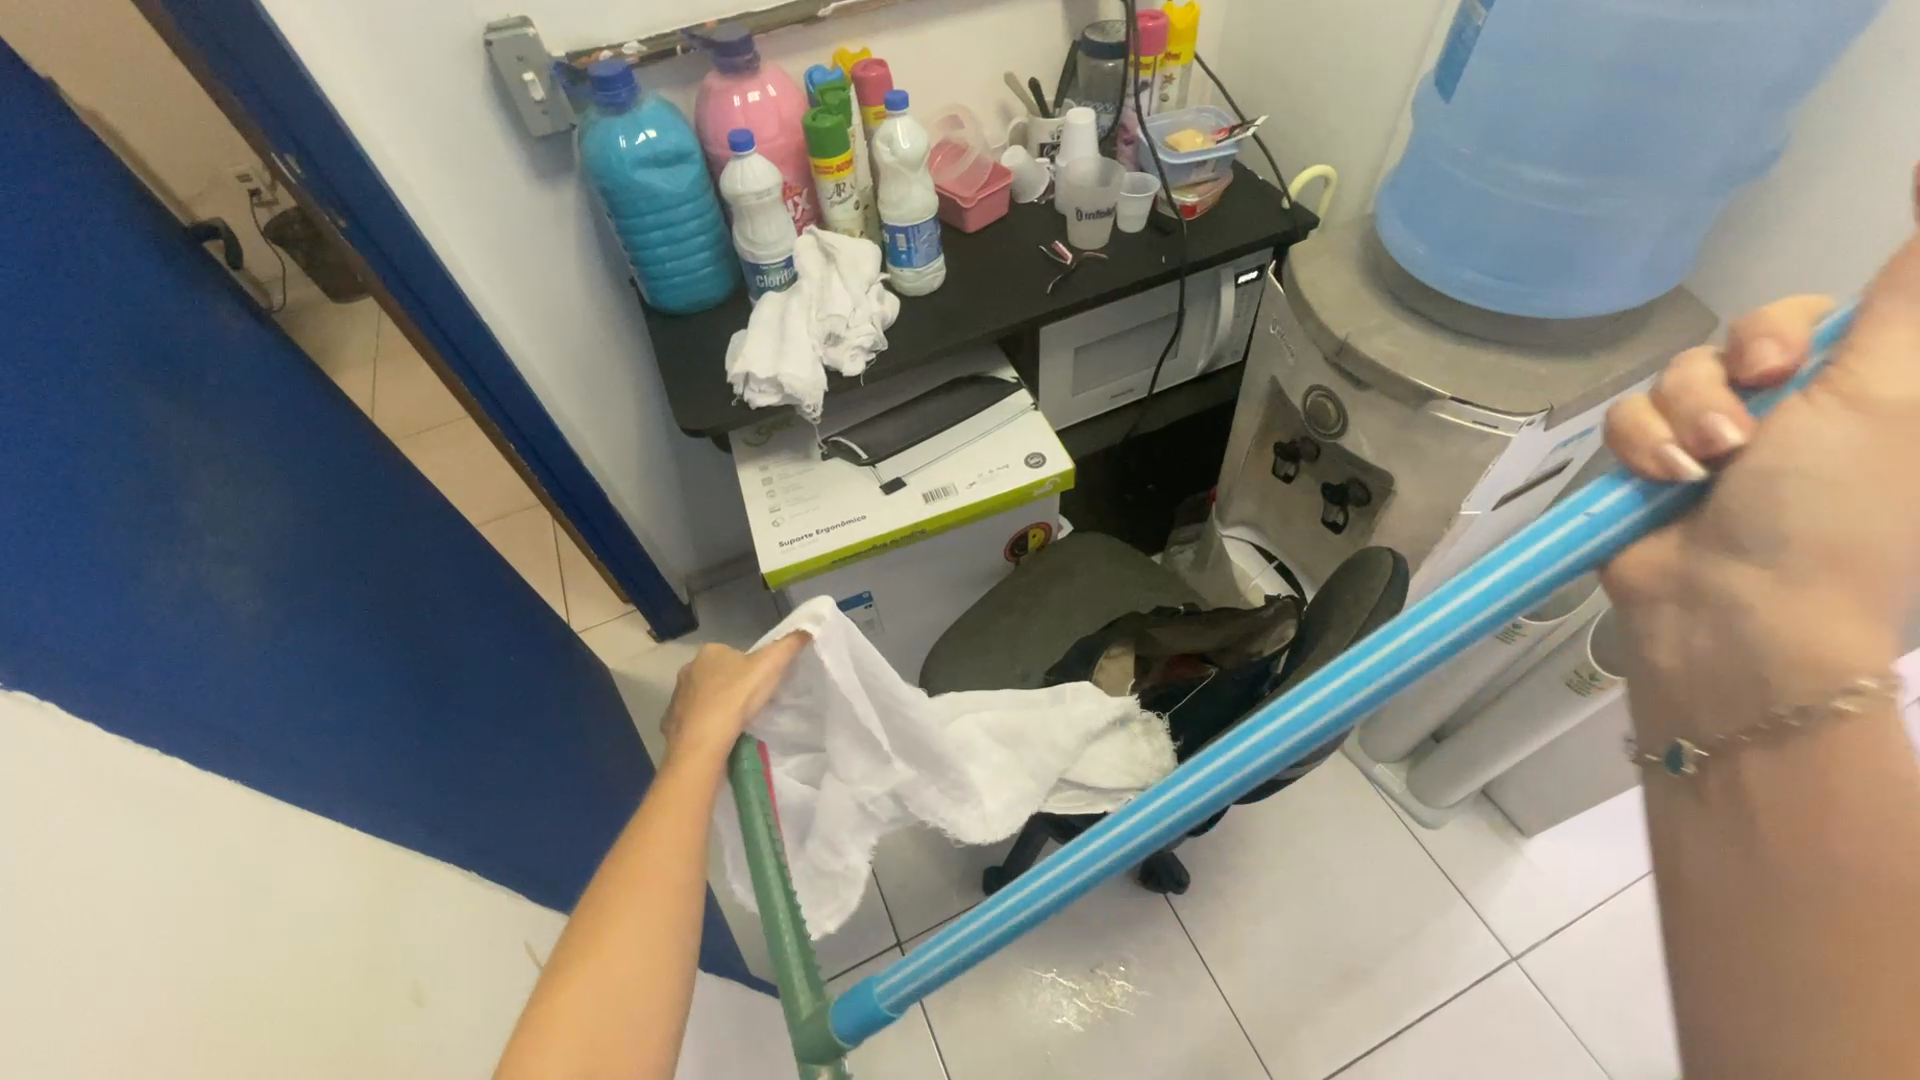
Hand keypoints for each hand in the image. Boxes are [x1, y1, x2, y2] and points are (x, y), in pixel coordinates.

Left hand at [660, 634, 809, 768]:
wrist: (703, 740)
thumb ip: (790, 644)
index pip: (734, 654)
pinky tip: (717, 735)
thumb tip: (808, 628)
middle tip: (750, 704)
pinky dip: (703, 724)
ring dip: (716, 704)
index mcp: (710, 651)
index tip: (761, 685)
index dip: (750, 668)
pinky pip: (691, 718)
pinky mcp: (671, 721)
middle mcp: (689, 668)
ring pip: (703, 696)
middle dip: (731, 685)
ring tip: (735, 722)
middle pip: (717, 674)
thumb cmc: (738, 696)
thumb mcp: (772, 665)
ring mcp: (677, 696)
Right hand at [1601, 211, 1919, 741]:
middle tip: (1745, 413)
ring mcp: (1717, 442)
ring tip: (1699, 465)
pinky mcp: (1654, 466)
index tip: (1782, 360)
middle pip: (1733, 339)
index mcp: (1866, 387)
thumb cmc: (1837, 506)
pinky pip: (1627, 421)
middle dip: (1723, 373)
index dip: (1781, 327)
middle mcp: (1792, 410)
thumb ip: (1917, 284)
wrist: (1731, 608)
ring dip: (1678, 418)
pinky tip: (1662, 478)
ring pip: (1672, 380)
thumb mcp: (1897, 382)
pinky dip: (1640, 446)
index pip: (1813, 314)